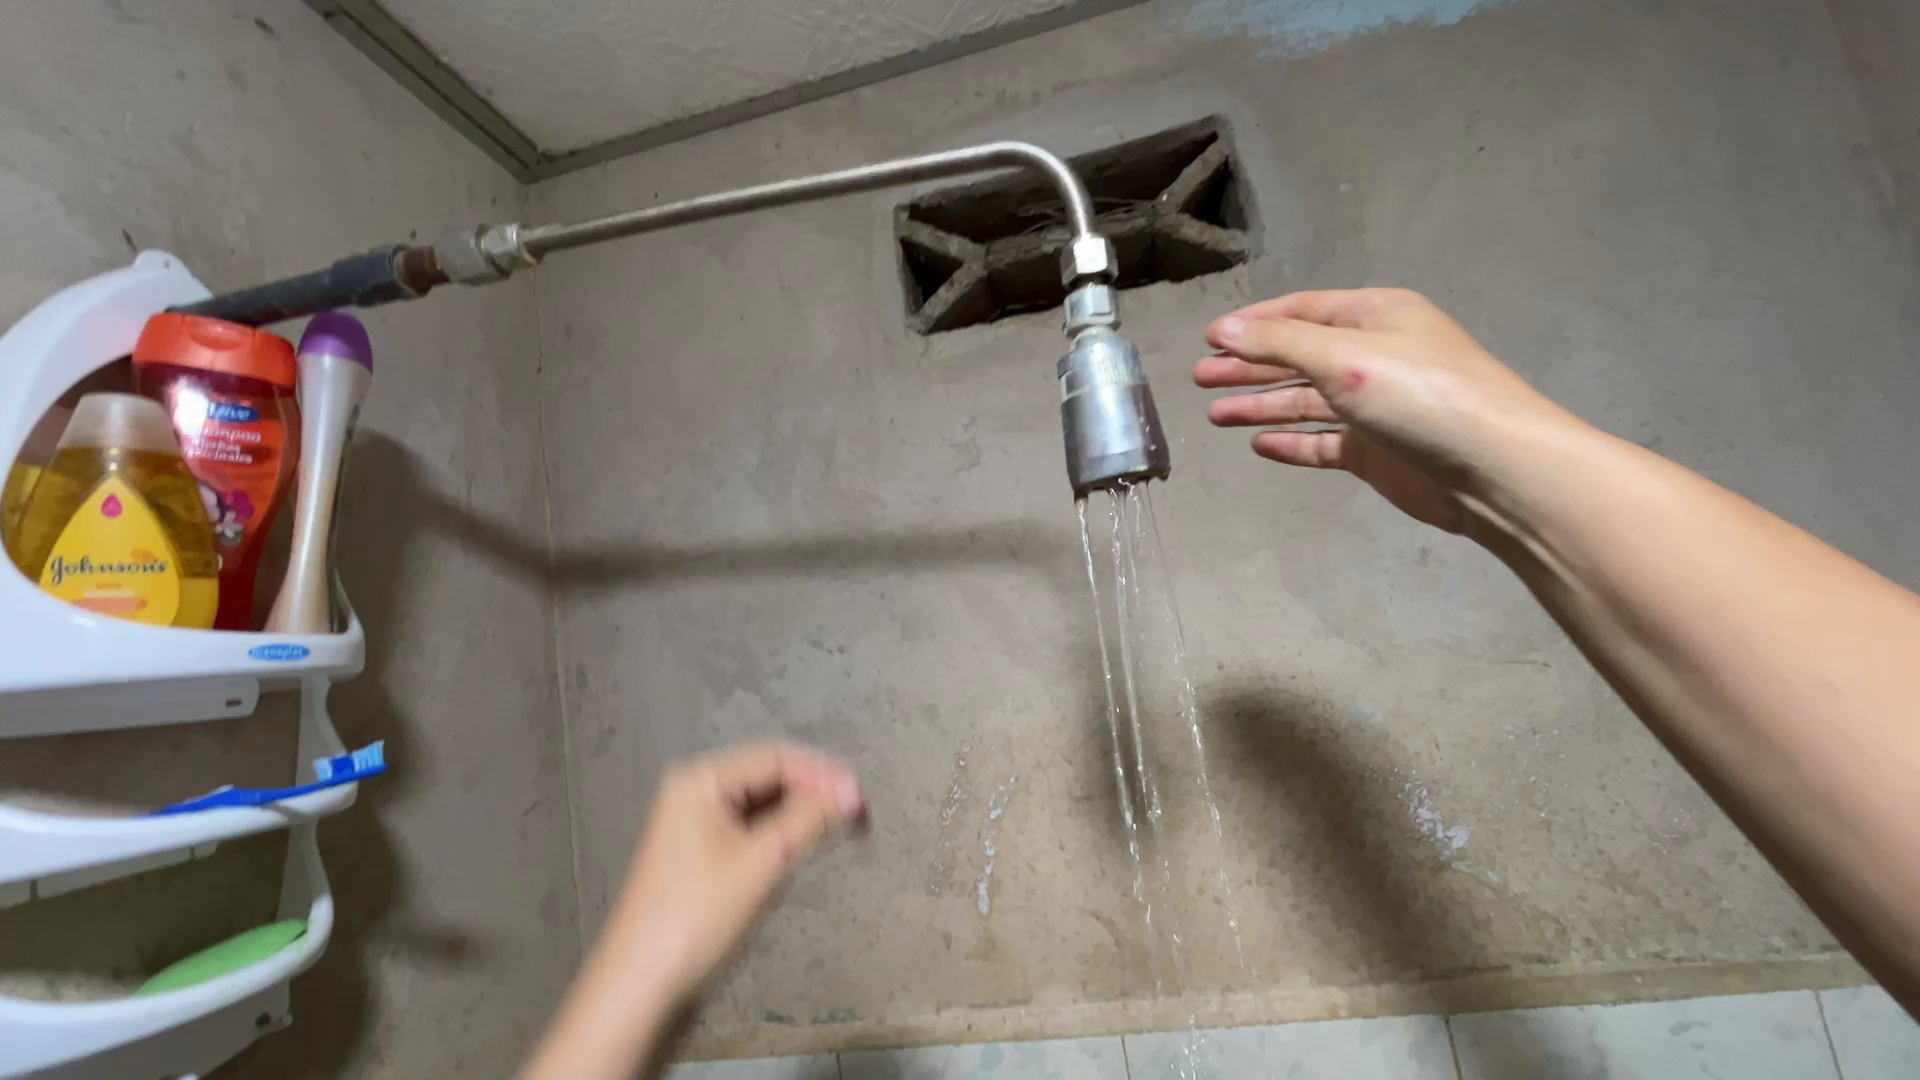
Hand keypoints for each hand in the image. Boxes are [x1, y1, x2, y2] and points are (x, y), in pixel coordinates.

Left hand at [600, 741, 867, 1008]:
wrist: (640, 993)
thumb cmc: (697, 918)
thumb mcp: (764, 861)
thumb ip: (812, 820)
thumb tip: (854, 794)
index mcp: (701, 780)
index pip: (777, 758)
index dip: (824, 774)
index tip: (863, 796)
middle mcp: (695, 793)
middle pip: (770, 778)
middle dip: (816, 794)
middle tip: (859, 813)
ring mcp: (695, 827)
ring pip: (763, 807)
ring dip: (802, 815)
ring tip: (843, 829)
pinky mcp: (701, 859)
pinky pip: (752, 832)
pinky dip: (782, 836)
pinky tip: (805, 848)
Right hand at [1195, 288, 1574, 532]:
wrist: (1492, 469)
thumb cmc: (1419, 396)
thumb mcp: (1345, 357)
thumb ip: (1280, 343)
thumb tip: (1223, 330)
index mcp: (1374, 318)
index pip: (1301, 312)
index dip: (1253, 324)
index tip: (1208, 339)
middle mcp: (1372, 357)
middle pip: (1296, 357)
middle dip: (1248, 368)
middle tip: (1200, 379)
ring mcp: (1373, 407)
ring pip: (1304, 402)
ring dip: (1260, 406)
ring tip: (1214, 416)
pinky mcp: (1374, 450)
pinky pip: (1321, 442)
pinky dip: (1290, 442)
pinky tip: (1259, 445)